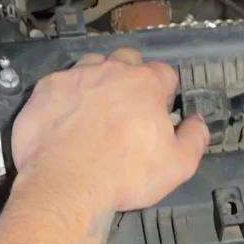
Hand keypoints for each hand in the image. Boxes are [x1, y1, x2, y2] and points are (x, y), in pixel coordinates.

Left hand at [10, 48, 207, 214]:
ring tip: (98, 111)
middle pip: (127, 61)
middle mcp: (111, 71)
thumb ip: (195, 139)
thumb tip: (198, 125)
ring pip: (93, 65)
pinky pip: (60, 84)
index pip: (164, 73)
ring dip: (99, 81)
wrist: (68, 183)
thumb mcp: (178, 166)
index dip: (164, 93)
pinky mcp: (46, 90)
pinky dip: (67, 98)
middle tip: (129, 109)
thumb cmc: (125, 175)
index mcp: (146, 84)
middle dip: (131, 78)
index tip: (159, 112)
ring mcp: (75, 76)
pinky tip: (68, 120)